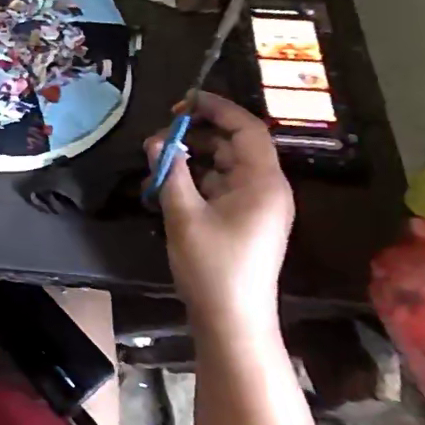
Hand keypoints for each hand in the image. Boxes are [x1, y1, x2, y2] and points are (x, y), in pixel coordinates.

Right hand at [145, 92, 293, 326]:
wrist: (234, 323)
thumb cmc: (213, 268)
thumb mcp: (184, 216)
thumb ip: (170, 173)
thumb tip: (156, 141)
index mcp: (264, 182)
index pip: (246, 128)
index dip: (217, 108)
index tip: (183, 101)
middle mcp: (268, 189)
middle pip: (236, 146)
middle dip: (199, 135)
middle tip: (162, 134)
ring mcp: (259, 208)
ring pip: (227, 167)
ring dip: (196, 159)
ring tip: (160, 160)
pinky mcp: (247, 223)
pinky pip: (224, 188)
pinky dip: (200, 180)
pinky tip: (171, 185)